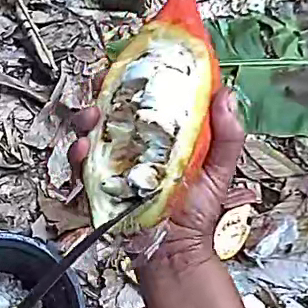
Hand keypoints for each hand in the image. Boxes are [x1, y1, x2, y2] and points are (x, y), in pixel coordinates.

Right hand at [68, 84, 247, 275]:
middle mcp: (139, 142)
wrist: (175, 252)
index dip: (141, 72)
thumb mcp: (220, 170)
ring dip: (87, 117)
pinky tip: (84, 149)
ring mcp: (117, 161)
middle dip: (104, 89)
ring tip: (91, 116)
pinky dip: (78, 153)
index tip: (138, 55)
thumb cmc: (197, 214)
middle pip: (115, 105)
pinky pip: (83, 163)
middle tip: (104, 83)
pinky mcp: (102, 182)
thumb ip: (228, 135)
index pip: (151, 94)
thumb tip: (227, 94)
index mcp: (167, 133)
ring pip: (93, 128)